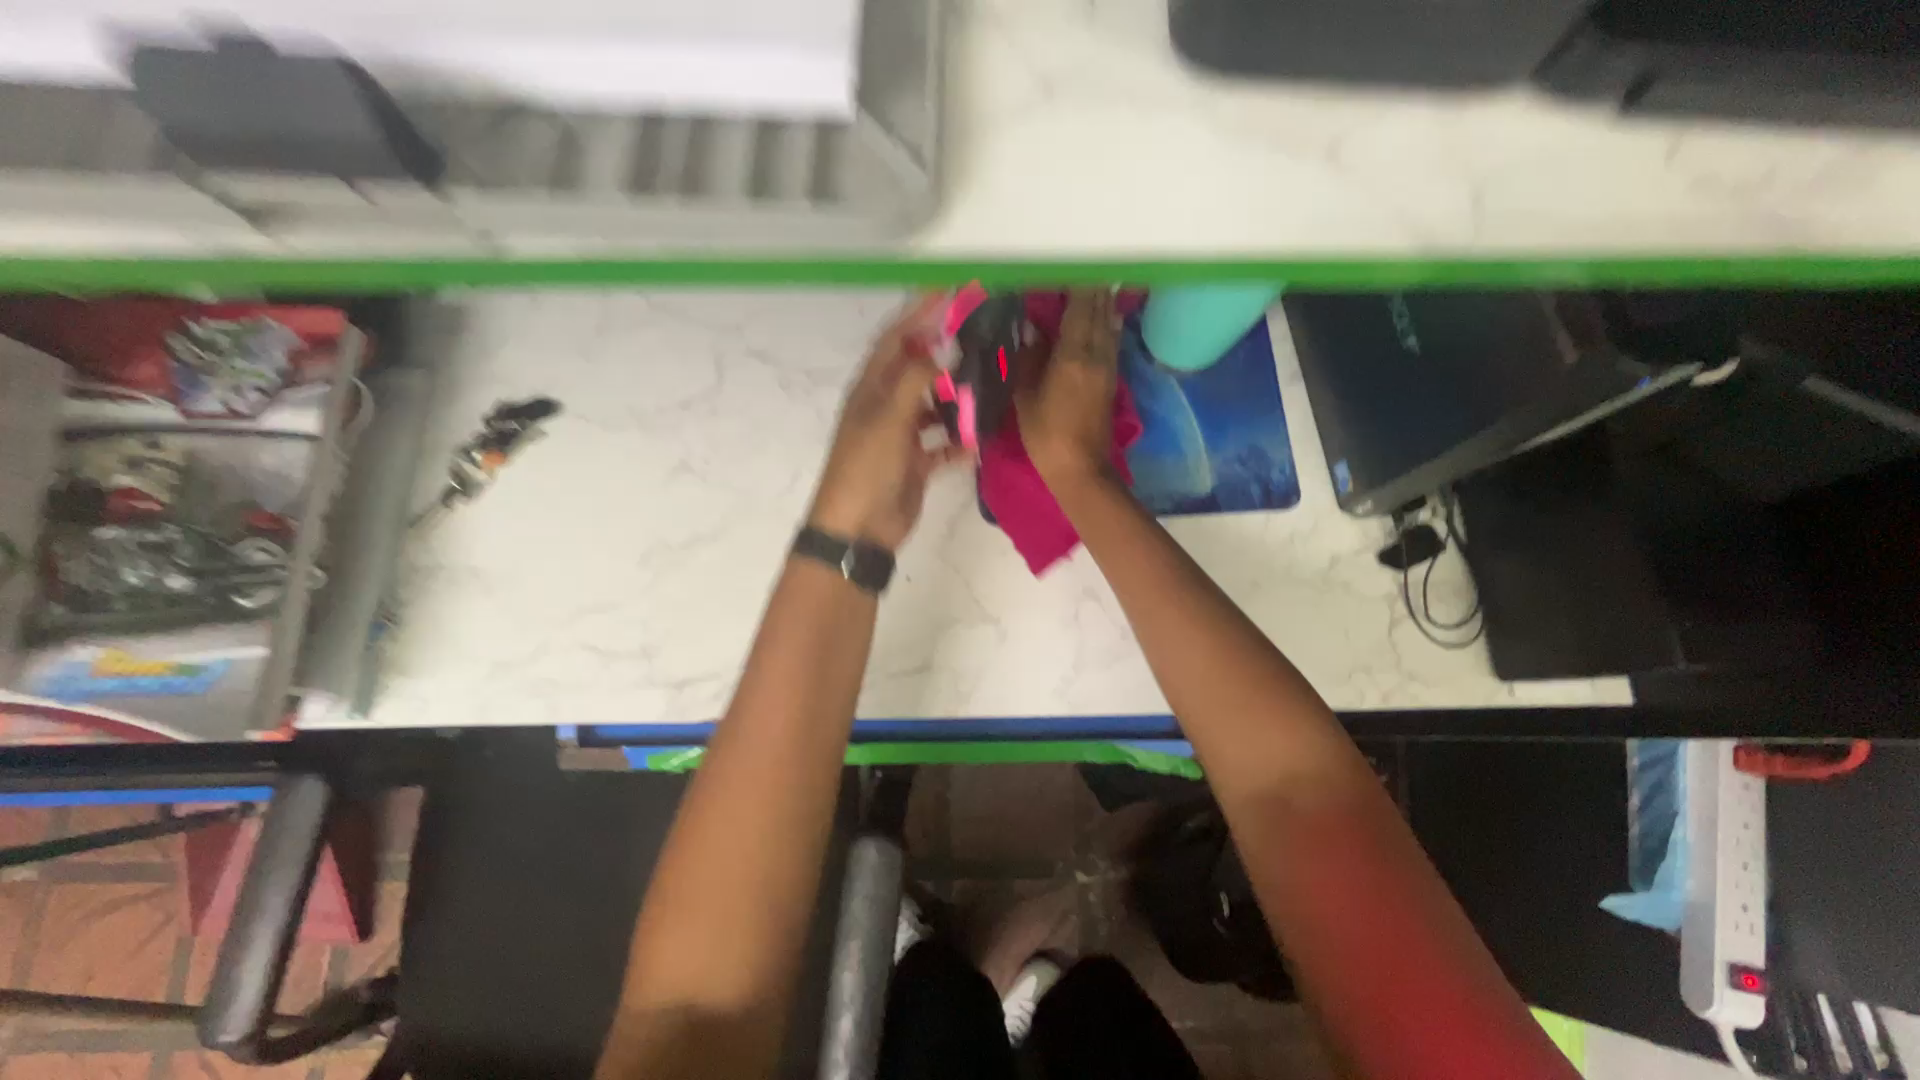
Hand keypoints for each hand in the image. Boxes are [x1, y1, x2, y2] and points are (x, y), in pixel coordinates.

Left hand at [807, 294, 966, 550]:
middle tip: (981, 336)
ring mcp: (901, 436)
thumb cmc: (867, 468)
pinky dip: (959, 441)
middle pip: (918, 369)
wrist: (858, 529)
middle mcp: (885, 406)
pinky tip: (979, 439)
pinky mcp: (915, 464)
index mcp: (870, 388)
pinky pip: (943, 445)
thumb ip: (914, 379)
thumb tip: (939, 348)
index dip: (920, 313)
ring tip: (987, 386)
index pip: (897, 339)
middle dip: (945, 353)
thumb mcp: (888, 418)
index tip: (951, 291)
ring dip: (957, 398)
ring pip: (934, 406)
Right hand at [1016, 288, 1121, 487]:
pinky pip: (1110, 341)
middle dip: (1092, 289)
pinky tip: (1102, 319)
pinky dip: (1105, 324)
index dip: (1076, 285)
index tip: (1070, 266)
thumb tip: (1030, 331)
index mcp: (1072, 355)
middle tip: (1084, 269)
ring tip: (1094, 286)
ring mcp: (1108, 366)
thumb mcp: (1025, 396)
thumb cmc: (1046, 434)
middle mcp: (1096, 354)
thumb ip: (1027, 359)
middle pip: (1098, 311)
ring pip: (1108, 324)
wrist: (1080, 469)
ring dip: (1102, 304)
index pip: (1078, 308)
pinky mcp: (1111, 380)